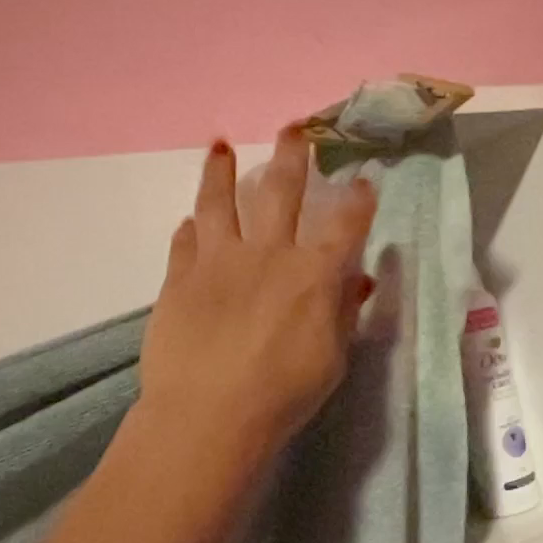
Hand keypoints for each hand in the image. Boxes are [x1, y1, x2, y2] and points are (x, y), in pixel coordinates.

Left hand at [137, 126, 377, 448]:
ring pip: (220, 202)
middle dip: (291, 157)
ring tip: (220, 147)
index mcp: (313, 275)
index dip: (357, 200)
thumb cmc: (284, 394)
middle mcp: (268, 254)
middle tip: (292, 129)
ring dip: (222, 171)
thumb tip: (357, 280)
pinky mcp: (179, 277)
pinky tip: (191, 220)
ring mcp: (218, 260)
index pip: (344, 226)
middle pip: (281, 192)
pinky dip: (192, 226)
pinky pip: (186, 240)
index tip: (363, 180)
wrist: (210, 414)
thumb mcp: (332, 359)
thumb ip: (343, 313)